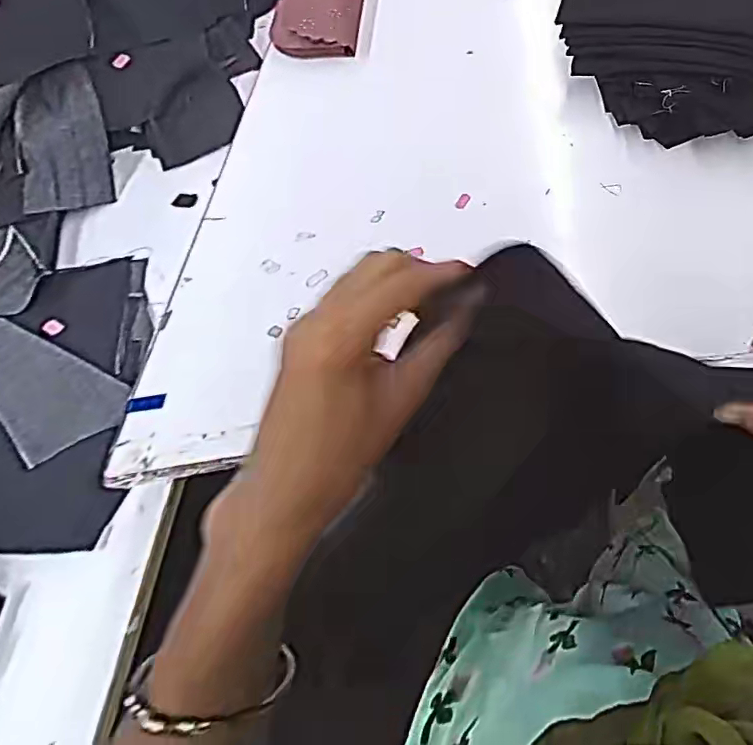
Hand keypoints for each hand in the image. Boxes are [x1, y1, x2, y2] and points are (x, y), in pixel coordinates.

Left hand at [212, 251, 477, 549]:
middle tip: (453, 288)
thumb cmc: (333, 460)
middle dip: (421, 269)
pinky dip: (378, 292)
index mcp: (340, 335)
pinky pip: (346, 293)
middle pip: (378, 263)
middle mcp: (315, 322)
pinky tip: (400, 315)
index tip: (466, 274)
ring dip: (399, 278)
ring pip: (361, 273)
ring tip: (432, 303)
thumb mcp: (403, 397)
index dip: (442, 274)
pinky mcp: (302, 335)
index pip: (401, 280)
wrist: (286, 489)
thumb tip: (463, 310)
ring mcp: (304, 326)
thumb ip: (439, 343)